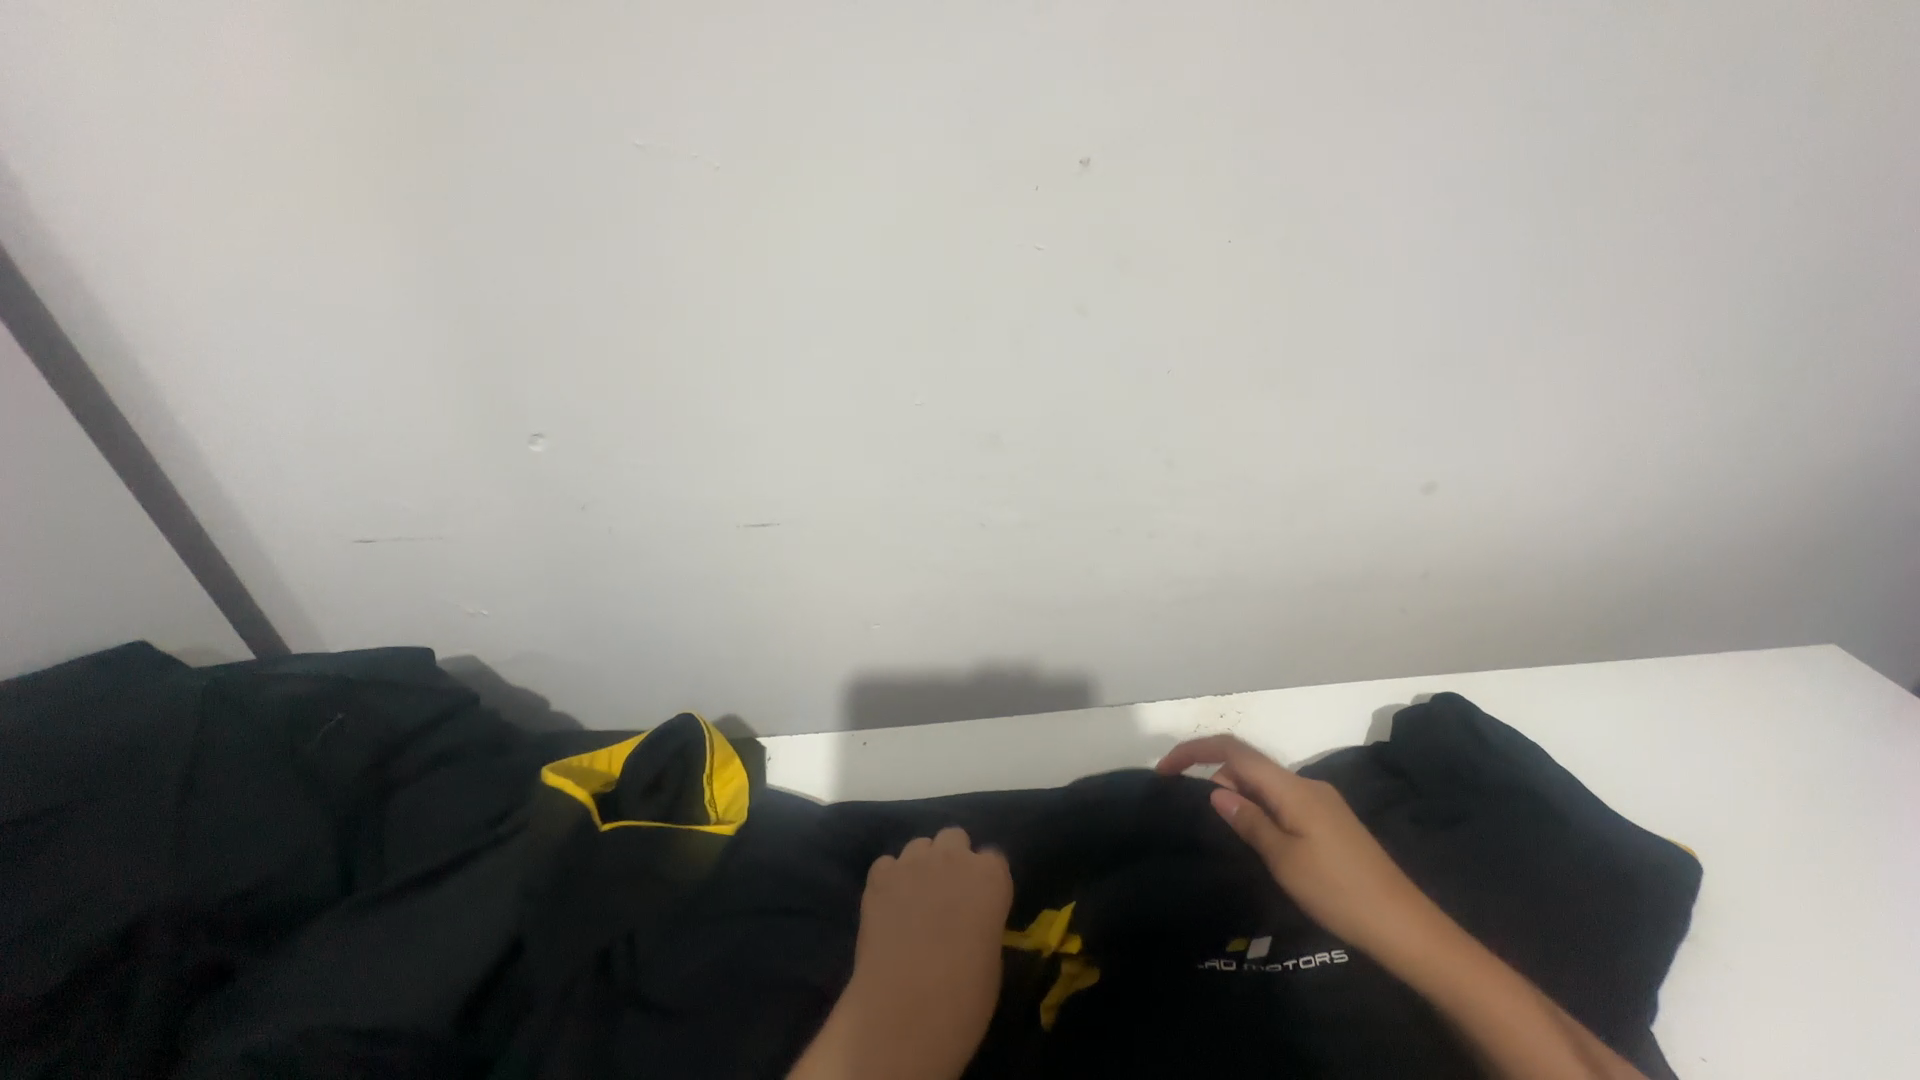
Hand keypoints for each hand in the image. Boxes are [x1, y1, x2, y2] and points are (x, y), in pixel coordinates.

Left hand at [789, 827, 1012, 1079]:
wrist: (905, 1009)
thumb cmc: (964, 996)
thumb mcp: (991, 955)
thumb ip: (983, 921)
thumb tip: (969, 920)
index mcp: (991, 877)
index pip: (993, 858)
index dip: (985, 880)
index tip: (980, 903)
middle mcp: (953, 858)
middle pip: (954, 838)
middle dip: (952, 860)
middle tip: (947, 896)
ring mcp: (912, 863)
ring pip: (919, 846)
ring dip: (921, 865)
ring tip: (915, 900)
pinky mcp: (878, 877)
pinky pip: (887, 864)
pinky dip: (890, 879)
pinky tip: (889, 907)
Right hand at [1157, 735, 1440, 959]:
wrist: (1405, 926)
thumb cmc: (1338, 891)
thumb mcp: (1283, 859)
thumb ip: (1248, 820)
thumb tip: (1216, 791)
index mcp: (1293, 788)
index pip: (1235, 751)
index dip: (1195, 751)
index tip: (1164, 771)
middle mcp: (1307, 785)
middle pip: (1249, 765)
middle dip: (1215, 779)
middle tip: (1198, 820)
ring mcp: (1321, 803)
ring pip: (1266, 786)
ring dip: (1238, 798)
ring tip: (1227, 837)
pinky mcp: (1330, 823)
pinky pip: (1282, 802)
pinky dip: (1259, 810)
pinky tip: (1258, 842)